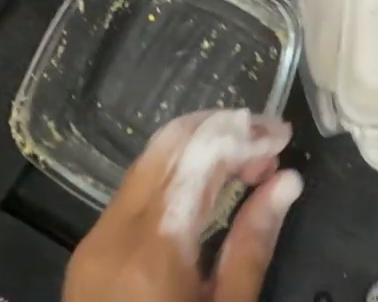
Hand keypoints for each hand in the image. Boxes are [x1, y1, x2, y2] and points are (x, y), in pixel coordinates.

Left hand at [64, 110, 301, 301]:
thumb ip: (254, 243)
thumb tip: (288, 181)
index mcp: (153, 249)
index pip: (200, 155)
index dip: (244, 134)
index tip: (283, 136)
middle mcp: (115, 229)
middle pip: (170, 143)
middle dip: (222, 128)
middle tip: (269, 139)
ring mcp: (95, 237)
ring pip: (151, 159)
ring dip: (201, 145)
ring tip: (250, 158)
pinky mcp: (90, 249)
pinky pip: (138, 188)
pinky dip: (178, 172)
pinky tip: (212, 183)